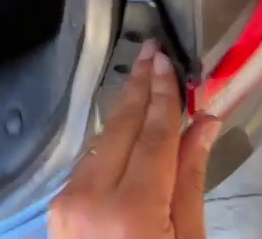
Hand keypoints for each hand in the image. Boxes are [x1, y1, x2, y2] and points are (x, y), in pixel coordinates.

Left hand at [49, 41, 221, 238]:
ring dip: (124, 109)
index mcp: (132, 210)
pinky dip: (111, 141)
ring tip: (143, 75)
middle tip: (152, 50)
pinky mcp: (57, 208)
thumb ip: (190, 180)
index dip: (164, 95)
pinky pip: (89, 162)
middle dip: (139, 86)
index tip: (167, 59)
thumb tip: (204, 121)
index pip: (154, 136)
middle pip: (121, 128)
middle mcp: (91, 198)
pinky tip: (126, 123)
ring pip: (103, 140)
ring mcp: (68, 202)